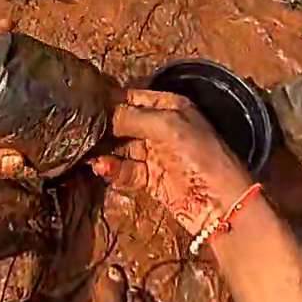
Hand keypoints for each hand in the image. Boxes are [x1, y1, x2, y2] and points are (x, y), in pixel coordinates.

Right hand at [88, 89, 252, 238]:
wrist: (222, 204)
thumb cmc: (199, 155)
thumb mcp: (167, 127)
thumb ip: (133, 118)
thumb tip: (102, 113)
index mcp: (169, 106)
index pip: (132, 97)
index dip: (111, 100)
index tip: (85, 105)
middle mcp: (161, 126)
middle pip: (124, 122)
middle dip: (104, 126)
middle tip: (79, 130)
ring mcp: (155, 154)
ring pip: (122, 147)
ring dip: (104, 150)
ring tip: (86, 153)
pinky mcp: (151, 179)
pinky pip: (126, 170)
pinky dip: (113, 169)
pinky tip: (102, 168)